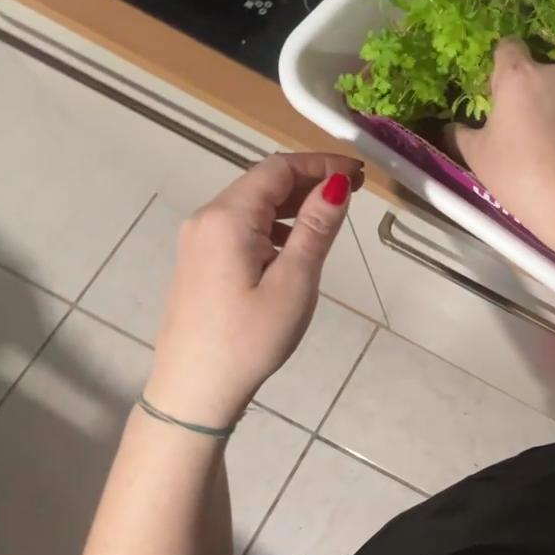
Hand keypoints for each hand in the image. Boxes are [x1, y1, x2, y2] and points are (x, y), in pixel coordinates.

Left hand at [141, 153, 360, 430]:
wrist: (194, 391)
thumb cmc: (249, 339)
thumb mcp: (294, 282)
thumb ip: (316, 228)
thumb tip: (337, 184)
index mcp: (227, 217)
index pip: (278, 168)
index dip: (321, 163)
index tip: (360, 173)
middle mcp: (206, 218)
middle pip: (263, 181)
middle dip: (310, 178)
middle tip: (355, 190)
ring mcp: (198, 240)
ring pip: (252, 203)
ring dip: (293, 201)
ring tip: (332, 214)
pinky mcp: (200, 261)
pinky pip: (242, 225)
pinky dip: (274, 222)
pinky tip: (296, 243)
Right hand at [452, 38, 554, 237]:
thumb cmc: (517, 174)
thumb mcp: (477, 156)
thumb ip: (460, 134)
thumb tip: (452, 128)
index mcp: (518, 75)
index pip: (508, 46)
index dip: (501, 65)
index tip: (499, 91)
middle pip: (538, 73)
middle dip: (531, 93)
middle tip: (525, 129)